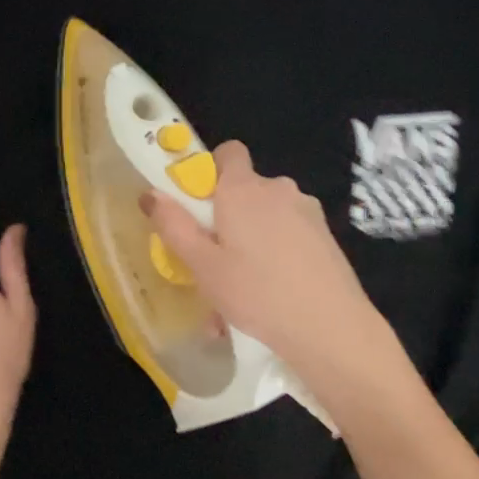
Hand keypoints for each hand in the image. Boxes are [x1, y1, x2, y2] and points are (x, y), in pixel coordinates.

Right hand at [143, 141, 390, 377]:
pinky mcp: (325, 237)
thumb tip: (150, 194)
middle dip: (226, 223)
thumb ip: (175, 227)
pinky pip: (287, 241)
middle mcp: (278, 189)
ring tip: (236, 299)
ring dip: (247, 249)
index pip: (228, 153)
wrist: (328, 325)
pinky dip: (272, 263)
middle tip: (210, 269)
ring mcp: (306, 212)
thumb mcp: (203, 266)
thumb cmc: (255, 293)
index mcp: (243, 189)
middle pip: (245, 193)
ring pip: (266, 222)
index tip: (198, 208)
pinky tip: (265, 304)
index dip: (210, 173)